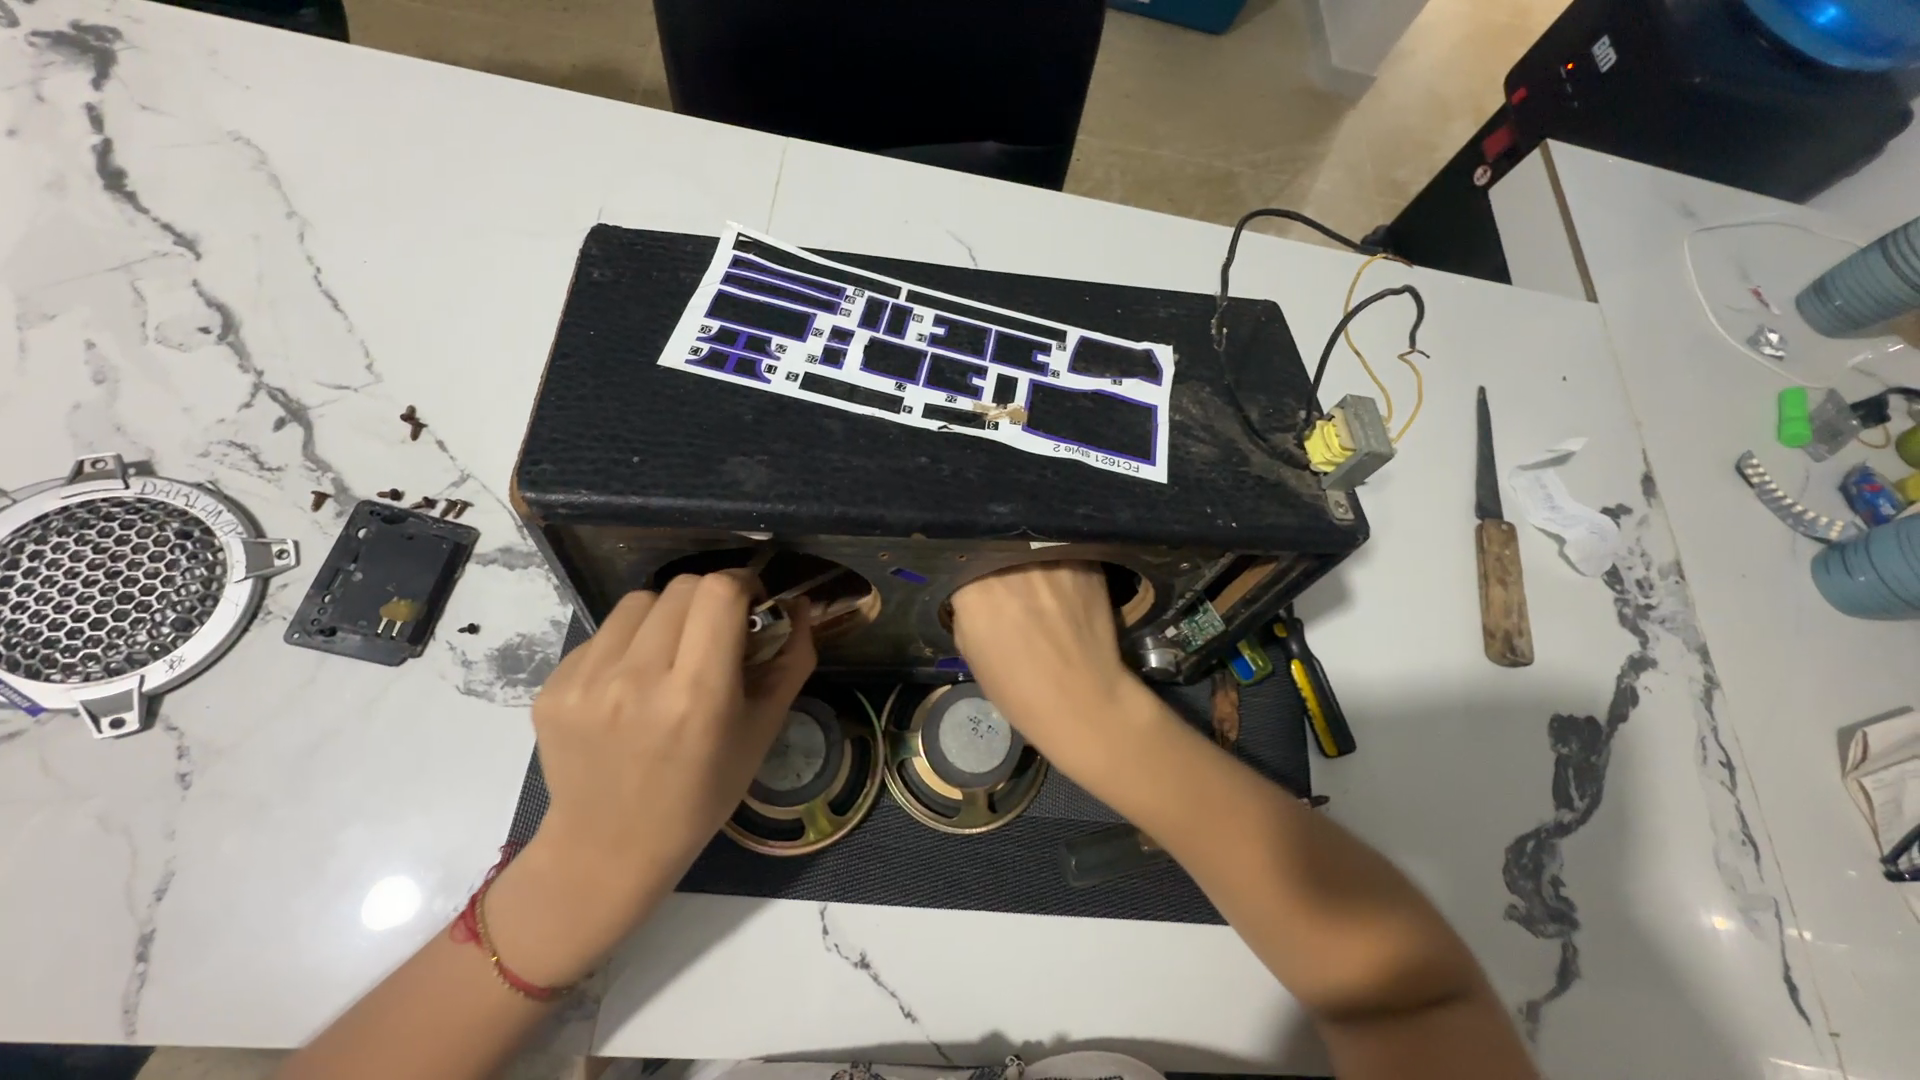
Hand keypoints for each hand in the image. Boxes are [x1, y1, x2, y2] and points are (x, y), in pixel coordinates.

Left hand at [484, 573, 814, 985]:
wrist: (610, 847)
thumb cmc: (701, 795)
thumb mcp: (762, 733)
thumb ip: (790, 662)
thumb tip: (797, 604)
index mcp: (698, 694)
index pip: (719, 591)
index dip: (742, 584)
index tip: (750, 601)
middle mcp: (637, 679)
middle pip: (682, 587)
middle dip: (709, 599)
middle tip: (716, 630)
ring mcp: (587, 681)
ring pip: (639, 602)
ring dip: (665, 616)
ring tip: (670, 656)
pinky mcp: (553, 687)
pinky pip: (603, 634)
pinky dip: (627, 645)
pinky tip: (631, 686)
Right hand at [948, 561, 1143, 758]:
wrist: (1082, 700)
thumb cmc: (1018, 688)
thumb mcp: (970, 650)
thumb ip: (966, 610)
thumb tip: (973, 591)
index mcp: (974, 587)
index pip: (962, 562)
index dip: (969, 572)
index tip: (977, 585)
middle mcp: (1010, 562)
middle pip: (997, 547)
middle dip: (999, 562)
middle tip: (1009, 584)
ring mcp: (1051, 557)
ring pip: (1031, 546)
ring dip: (1030, 560)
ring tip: (1038, 584)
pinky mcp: (1085, 560)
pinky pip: (1063, 552)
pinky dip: (1060, 566)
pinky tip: (1064, 587)